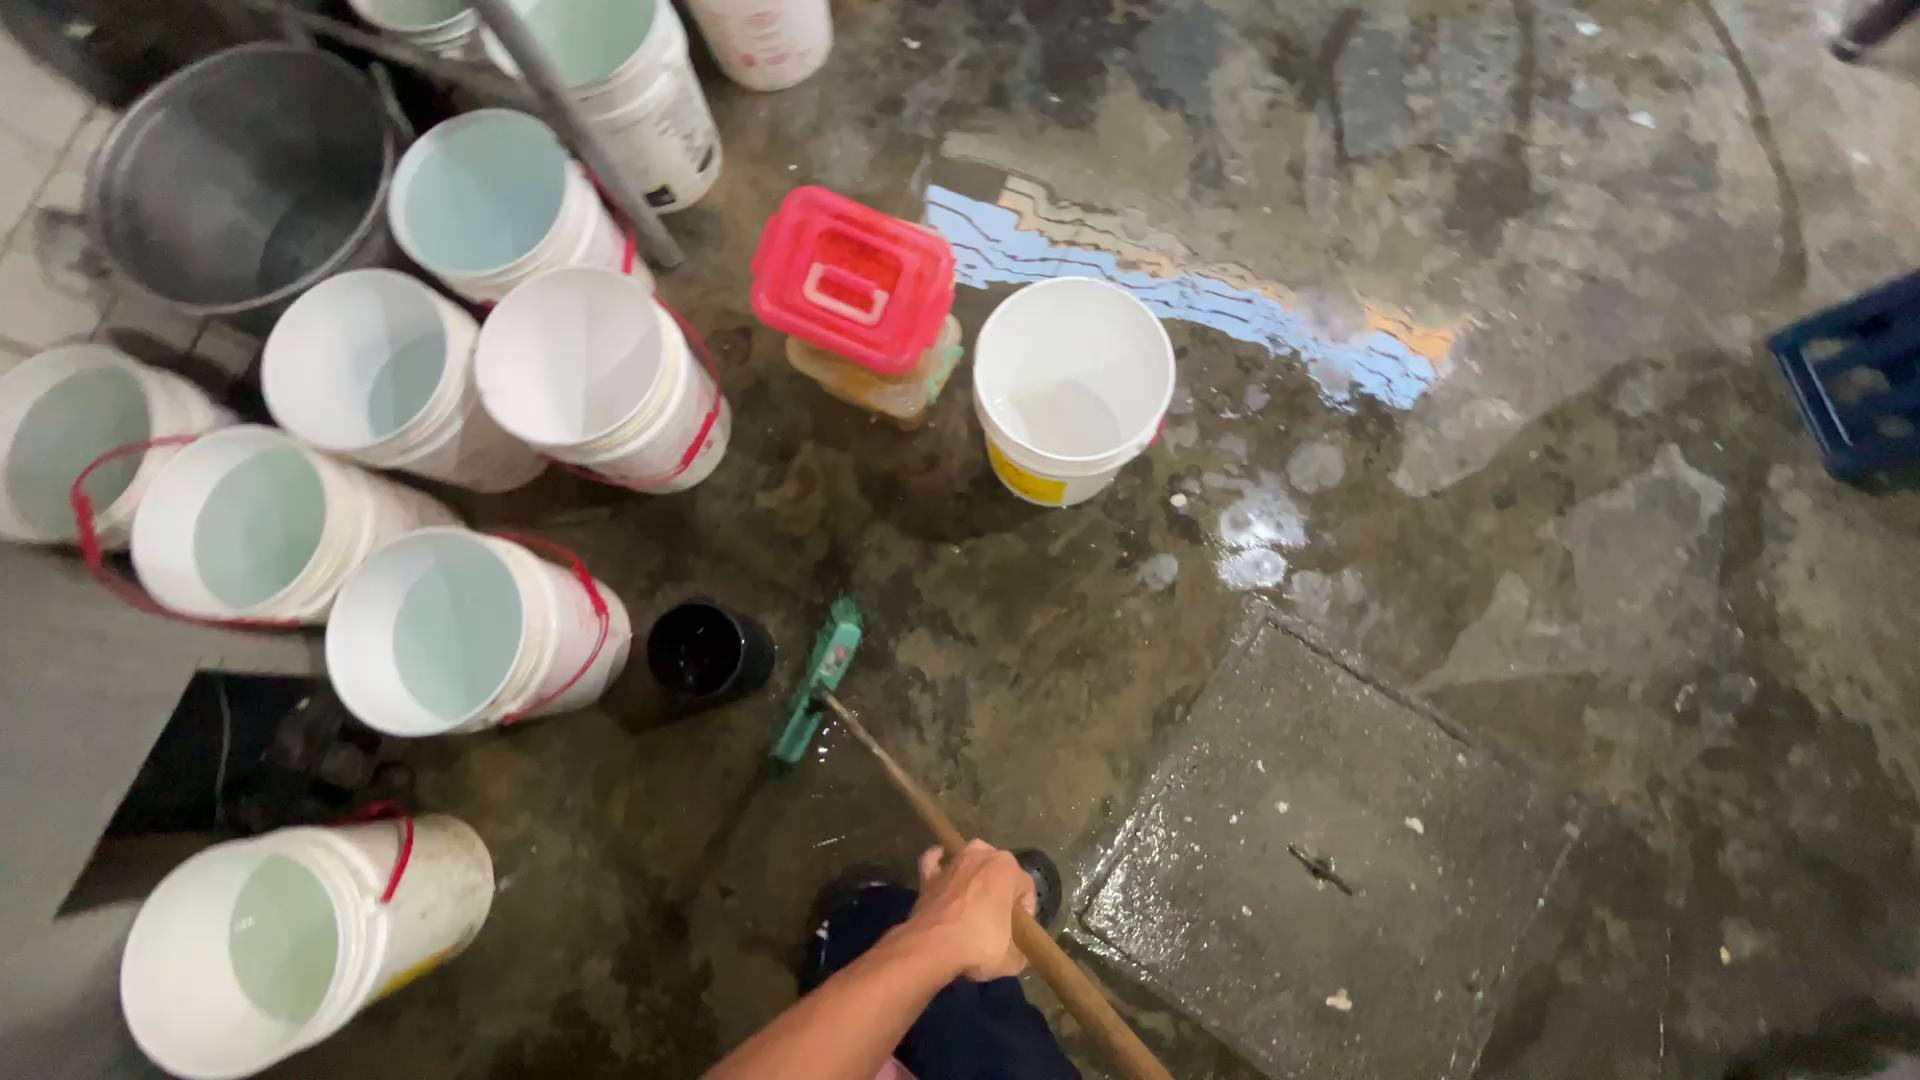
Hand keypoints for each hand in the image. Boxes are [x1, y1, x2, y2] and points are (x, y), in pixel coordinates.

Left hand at [902, 840, 1036, 981]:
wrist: (934, 946)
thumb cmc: (980, 944)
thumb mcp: (1013, 960)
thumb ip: (1021, 952)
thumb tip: (1018, 955)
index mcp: (1007, 868)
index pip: (1026, 887)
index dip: (1026, 911)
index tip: (1019, 933)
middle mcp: (981, 855)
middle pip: (999, 868)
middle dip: (1002, 889)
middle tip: (999, 919)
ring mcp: (953, 862)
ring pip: (969, 858)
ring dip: (974, 874)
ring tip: (975, 898)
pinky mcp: (930, 874)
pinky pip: (935, 861)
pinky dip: (938, 864)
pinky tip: (942, 873)